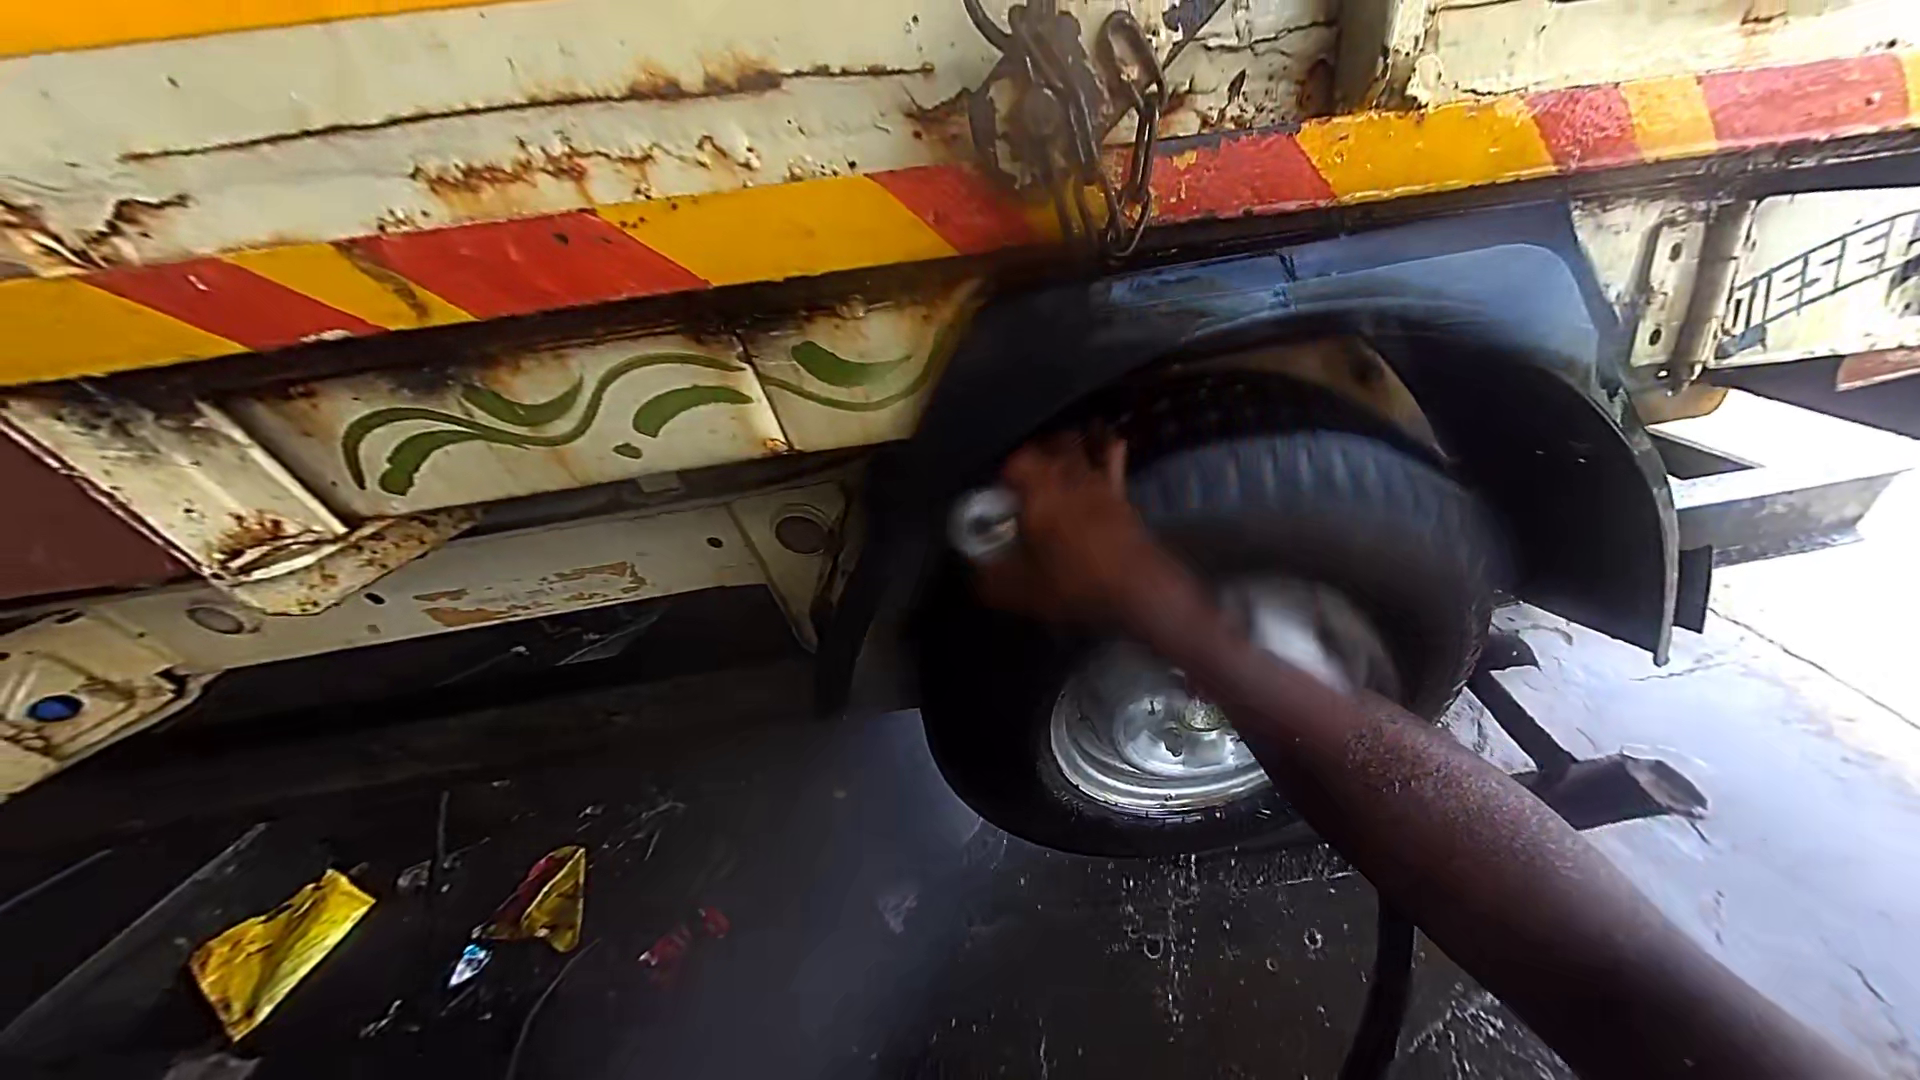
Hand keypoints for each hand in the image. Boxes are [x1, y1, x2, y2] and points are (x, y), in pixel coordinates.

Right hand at [973, 432, 1195, 628]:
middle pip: (1050, 444)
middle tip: (1025, 473)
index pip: (1017, 460)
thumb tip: (976, 574)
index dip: (1004, 471)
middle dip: (1035, 452)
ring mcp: (1100, 481)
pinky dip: (1106, 445)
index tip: (998, 489)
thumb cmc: (1074, 583)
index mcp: (1040, 491)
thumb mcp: (1021, 590)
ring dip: (1067, 444)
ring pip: (1082, 443)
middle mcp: (1070, 476)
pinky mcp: (1123, 493)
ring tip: (1057, 454)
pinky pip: (1113, 456)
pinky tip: (1104, 442)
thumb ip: (991, 579)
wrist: (1138, 589)